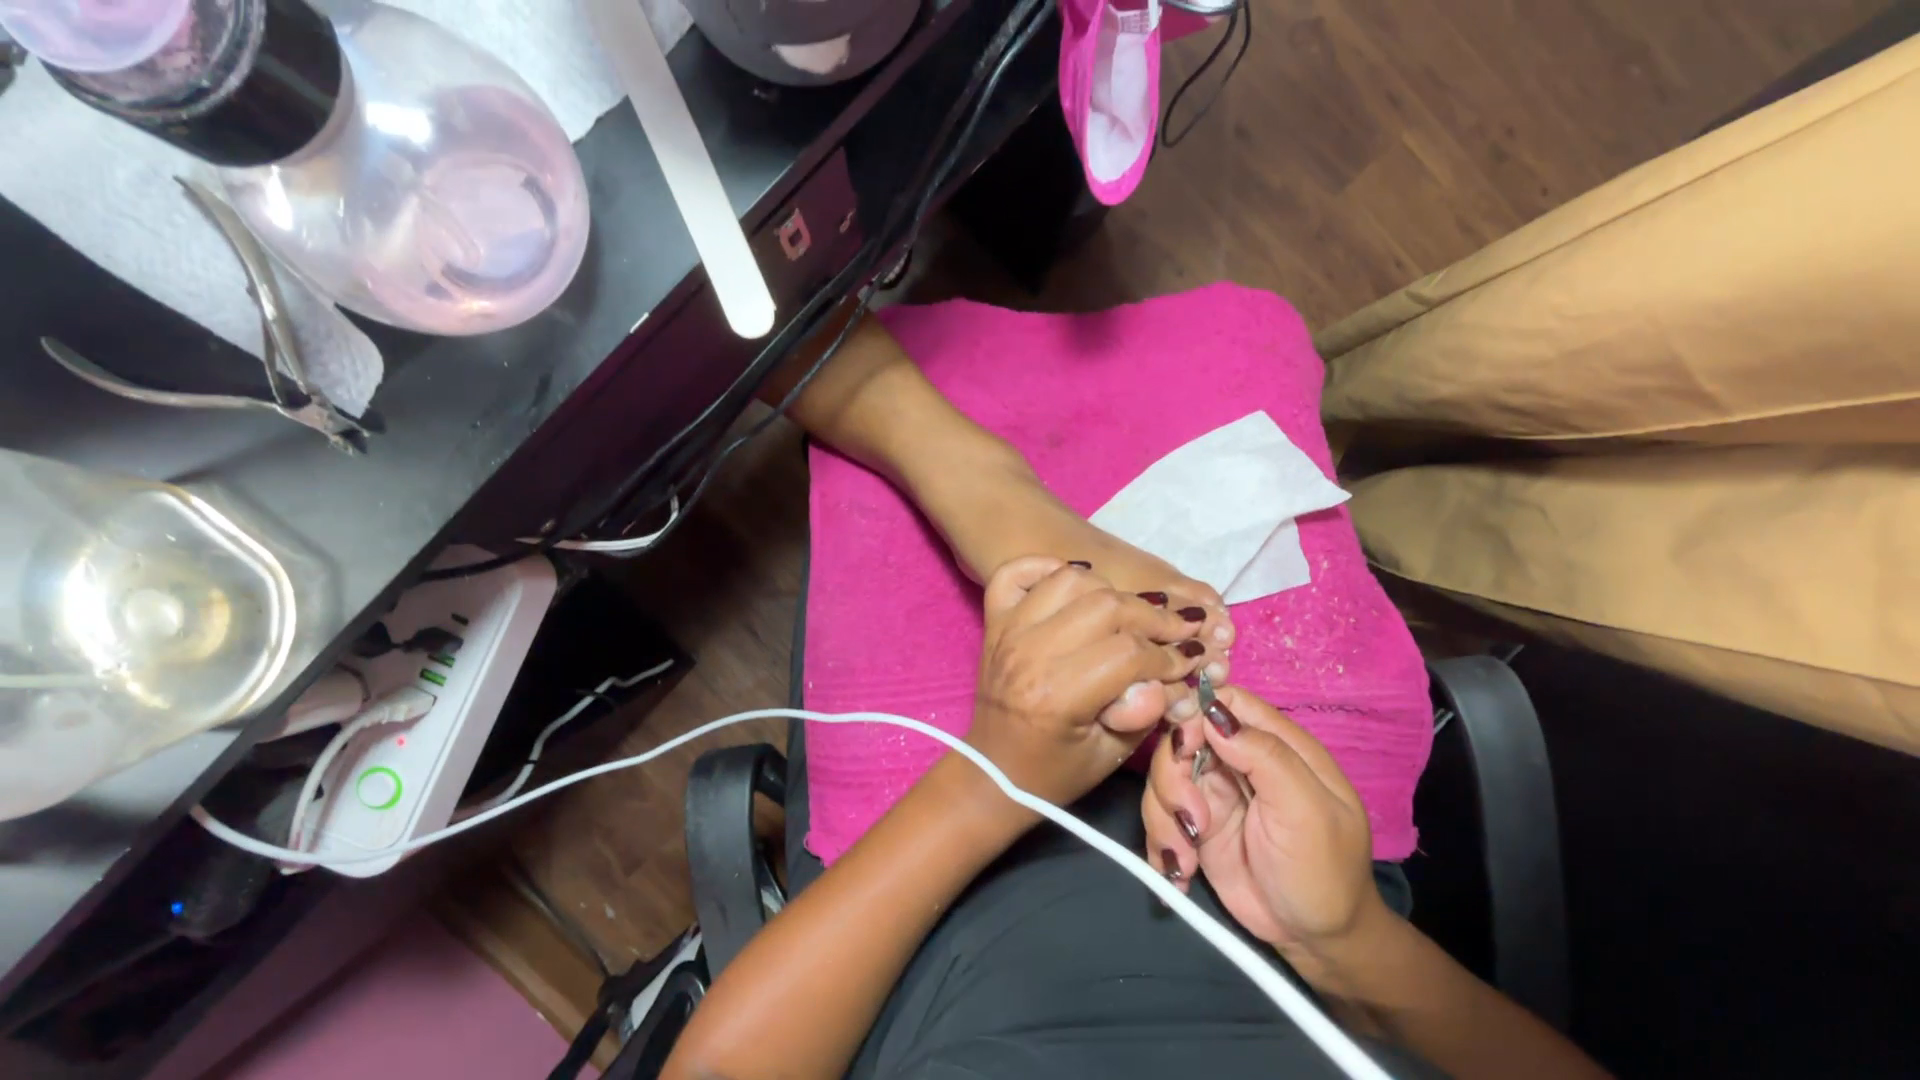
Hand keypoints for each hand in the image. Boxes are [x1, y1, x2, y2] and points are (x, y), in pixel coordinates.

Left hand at [968, 556, 1210, 806]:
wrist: (993, 771)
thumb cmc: (1055, 771)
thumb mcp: (1111, 754)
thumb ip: (1148, 710)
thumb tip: (1178, 674)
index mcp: (1056, 696)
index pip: (1129, 652)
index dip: (1169, 657)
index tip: (1189, 664)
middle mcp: (1029, 653)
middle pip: (1107, 605)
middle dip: (1154, 618)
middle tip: (1178, 632)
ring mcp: (1008, 631)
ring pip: (1071, 578)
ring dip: (1110, 591)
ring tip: (1132, 614)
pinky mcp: (995, 620)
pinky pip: (1018, 571)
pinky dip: (1047, 567)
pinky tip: (1077, 585)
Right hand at [1142, 686, 1385, 962]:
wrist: (1315, 938)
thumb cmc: (1324, 869)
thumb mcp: (1306, 810)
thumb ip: (1266, 755)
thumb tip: (1213, 713)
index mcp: (1274, 746)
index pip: (1224, 702)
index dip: (1194, 714)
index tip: (1184, 748)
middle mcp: (1238, 763)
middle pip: (1180, 740)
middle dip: (1172, 779)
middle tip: (1191, 820)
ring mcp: (1213, 796)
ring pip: (1162, 781)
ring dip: (1164, 819)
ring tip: (1185, 858)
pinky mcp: (1194, 829)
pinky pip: (1158, 818)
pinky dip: (1160, 845)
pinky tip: (1179, 872)